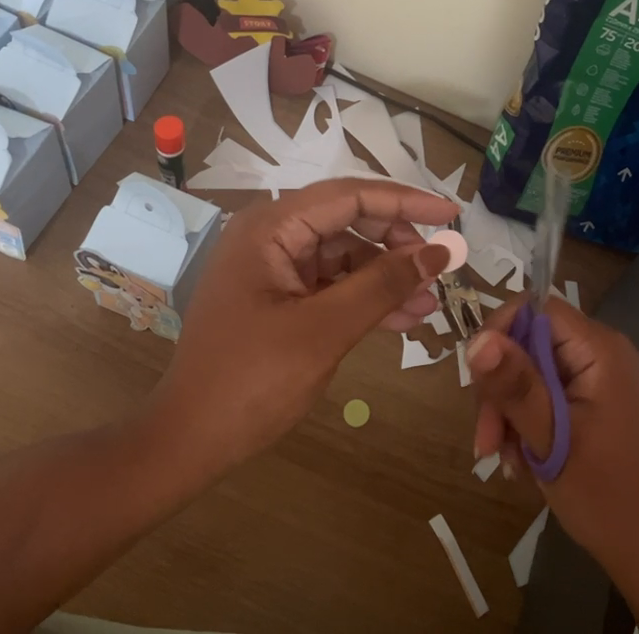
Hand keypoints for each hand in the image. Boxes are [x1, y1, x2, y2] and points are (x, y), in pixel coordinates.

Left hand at [151, 178, 458, 472]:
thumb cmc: (251, 380)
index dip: (405, 202)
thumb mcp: (325, 331)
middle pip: (348, 221)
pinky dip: (366, 298)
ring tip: (431, 301)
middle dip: (398, 243)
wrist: (188, 442)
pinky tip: (405, 318)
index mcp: (270, 228)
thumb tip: (439, 252)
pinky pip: (332, 285)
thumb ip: (383, 285)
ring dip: (387, 276)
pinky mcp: (278, 299)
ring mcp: (273, 269)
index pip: (350, 196)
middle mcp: (270, 237)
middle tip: (441, 266)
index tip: (450, 216)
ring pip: (346, 256)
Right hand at [466, 298, 638, 565]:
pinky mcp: (590, 397)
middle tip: (487, 440)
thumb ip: (515, 386)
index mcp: (601, 350)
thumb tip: (477, 339)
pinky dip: (524, 420)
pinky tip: (520, 459)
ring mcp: (596, 375)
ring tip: (503, 458)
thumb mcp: (549, 438)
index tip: (478, 378)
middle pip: (528, 341)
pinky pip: (543, 391)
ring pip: (529, 369)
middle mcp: (601, 351)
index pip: (537, 308)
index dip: (500, 333)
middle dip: (501, 387)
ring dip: (508, 411)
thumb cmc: (600, 494)